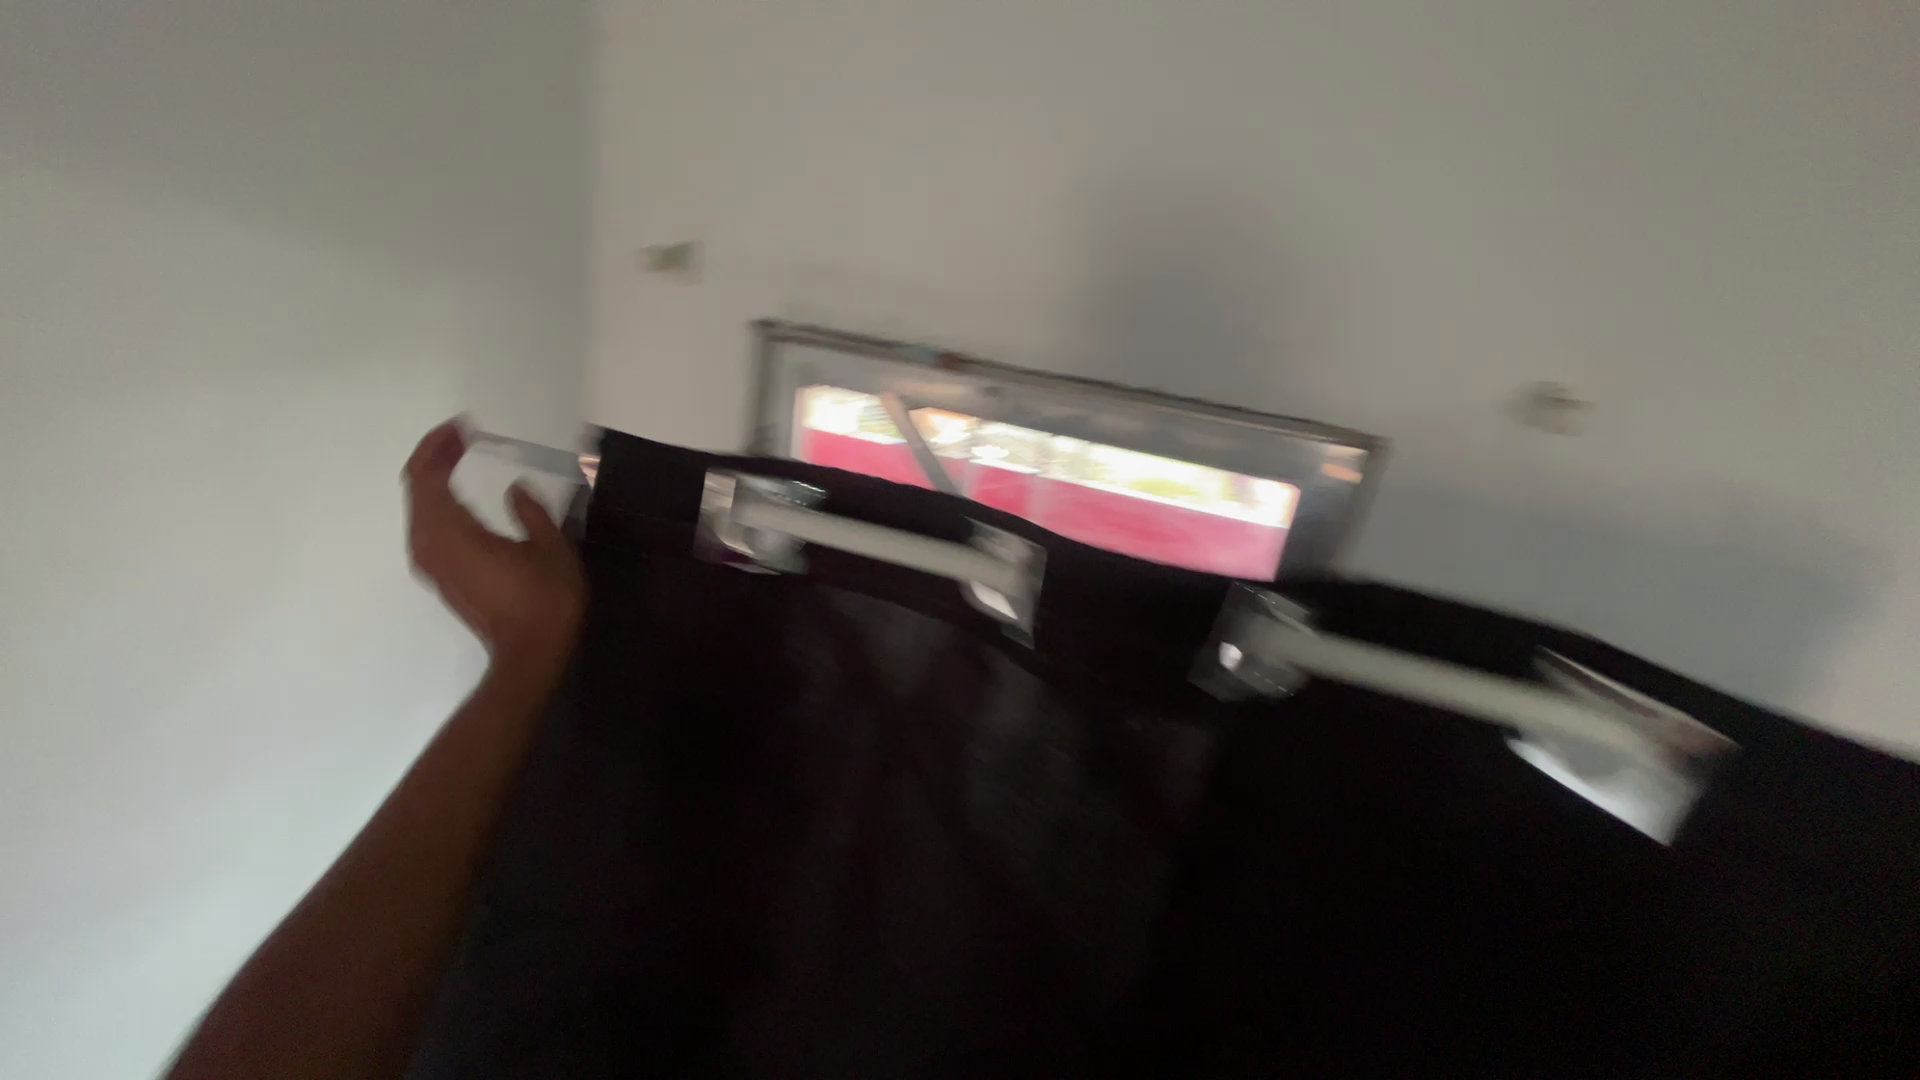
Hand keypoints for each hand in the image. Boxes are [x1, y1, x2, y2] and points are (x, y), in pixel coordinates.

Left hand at [403, 421, 585, 676]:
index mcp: (454, 534)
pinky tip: (462, 499)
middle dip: (434, 458)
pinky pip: (427, 527)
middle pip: (416, 490)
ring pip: (419, 509)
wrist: (529, 654)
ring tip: (460, 460)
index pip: (427, 478)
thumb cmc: (546, 601)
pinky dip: (438, 504)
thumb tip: (514, 489)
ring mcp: (431, 564)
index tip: (463, 428)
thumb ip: (531, 512)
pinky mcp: (440, 575)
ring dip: (434, 481)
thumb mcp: (552, 549)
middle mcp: (430, 546)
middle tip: (462, 437)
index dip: (438, 448)